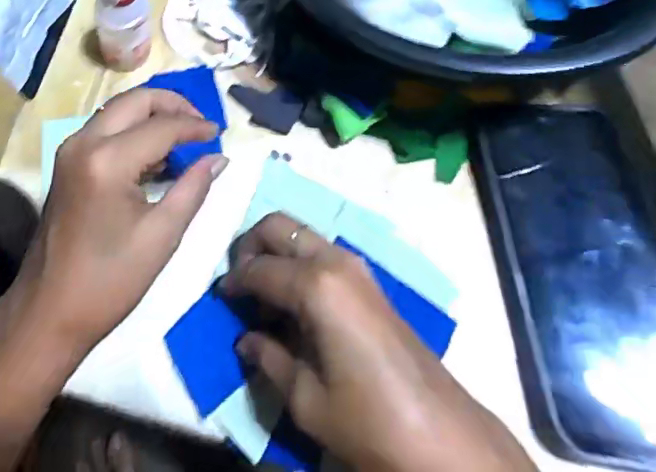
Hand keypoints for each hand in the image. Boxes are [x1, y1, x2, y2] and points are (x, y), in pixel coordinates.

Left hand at [0, 91, 224, 471]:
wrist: (45, 317)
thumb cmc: (107, 282)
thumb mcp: (162, 236)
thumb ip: (193, 188)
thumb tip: (218, 157)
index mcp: (108, 161)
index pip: (163, 126)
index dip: (196, 127)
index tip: (220, 136)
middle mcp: (84, 143)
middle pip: (136, 100)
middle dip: (174, 105)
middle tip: (201, 125)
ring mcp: (70, 151)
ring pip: (119, 109)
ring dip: (153, 114)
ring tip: (184, 137)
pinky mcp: (66, 164)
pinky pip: (107, 127)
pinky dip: (134, 128)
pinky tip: (157, 154)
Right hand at [222, 214, 534, 471]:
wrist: (437, 428)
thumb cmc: (366, 417)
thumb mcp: (306, 399)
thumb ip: (269, 359)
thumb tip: (246, 338)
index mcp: (315, 284)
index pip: (258, 268)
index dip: (232, 282)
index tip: (219, 299)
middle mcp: (334, 260)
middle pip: (279, 225)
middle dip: (251, 246)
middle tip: (238, 286)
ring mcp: (355, 265)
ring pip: (301, 235)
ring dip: (276, 254)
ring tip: (263, 303)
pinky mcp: (367, 278)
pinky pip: (321, 254)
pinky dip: (298, 264)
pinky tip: (292, 307)